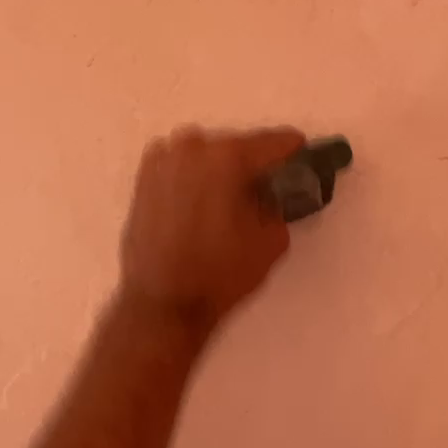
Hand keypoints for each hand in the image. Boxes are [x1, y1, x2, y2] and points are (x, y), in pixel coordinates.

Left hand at [118, 125, 306, 328]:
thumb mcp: (272, 242)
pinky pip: (181, 170)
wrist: (162, 304)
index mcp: (227, 157)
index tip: (303, 154)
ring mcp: (163, 160)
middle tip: (263, 190)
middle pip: (234, 148)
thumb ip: (279, 207)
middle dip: (251, 166)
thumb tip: (270, 196)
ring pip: (204, 157)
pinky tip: (202, 206)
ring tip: (229, 203)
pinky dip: (194, 181)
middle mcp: (192, 147)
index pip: (272, 143)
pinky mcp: (144, 180)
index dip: (293, 151)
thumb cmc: (221, 275)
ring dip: (219, 173)